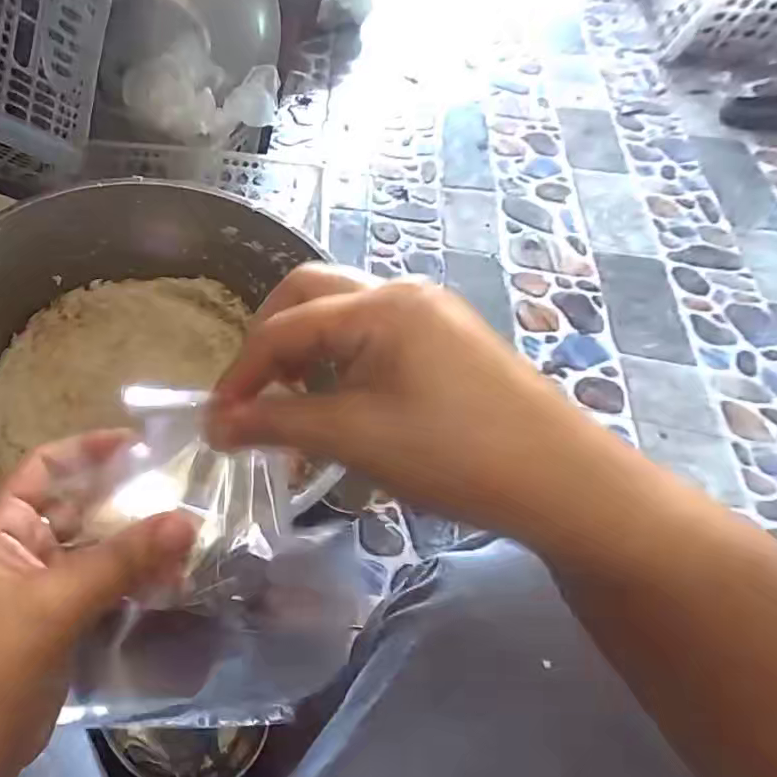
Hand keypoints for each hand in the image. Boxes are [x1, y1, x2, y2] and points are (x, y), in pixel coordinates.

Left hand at [0, 432, 197, 775]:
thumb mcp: (57, 604)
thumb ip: (121, 561)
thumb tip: (187, 520)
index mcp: (1, 530)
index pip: (43, 468)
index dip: (85, 449)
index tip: (138, 444)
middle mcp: (20, 548)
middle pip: (76, 506)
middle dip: (123, 499)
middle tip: (179, 491)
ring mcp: (42, 585)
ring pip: (94, 548)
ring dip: (133, 542)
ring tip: (185, 537)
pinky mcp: (61, 617)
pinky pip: (101, 583)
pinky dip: (131, 578)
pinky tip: (170, 578)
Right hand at [206, 264, 643, 548]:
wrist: (564, 484)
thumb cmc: (451, 454)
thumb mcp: (350, 437)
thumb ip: (273, 423)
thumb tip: (212, 426)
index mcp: (378, 306)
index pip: (282, 329)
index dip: (239, 374)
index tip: (215, 421)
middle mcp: (401, 292)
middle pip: (307, 296)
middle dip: (266, 343)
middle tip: (250, 395)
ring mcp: (427, 313)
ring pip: (337, 314)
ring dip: (300, 351)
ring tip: (289, 401)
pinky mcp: (442, 339)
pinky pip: (368, 335)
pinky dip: (335, 360)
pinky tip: (336, 399)